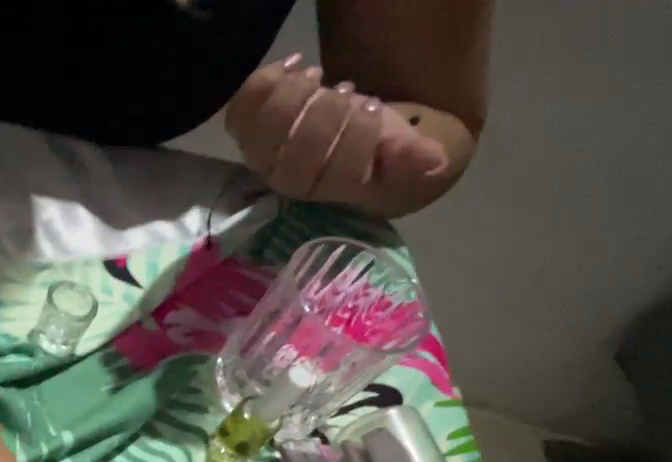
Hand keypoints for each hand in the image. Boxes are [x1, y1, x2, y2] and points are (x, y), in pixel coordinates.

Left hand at [225, 53, 449, 214]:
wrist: (333, 135)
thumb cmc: (368, 145)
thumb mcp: (396, 147)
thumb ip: (408, 156)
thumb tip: (432, 160)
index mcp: (326, 189)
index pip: (333, 174)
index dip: (354, 138)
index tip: (374, 105)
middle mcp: (286, 179)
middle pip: (293, 156)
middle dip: (323, 116)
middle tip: (347, 88)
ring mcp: (261, 156)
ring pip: (262, 134)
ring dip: (290, 98)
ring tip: (318, 74)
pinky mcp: (245, 130)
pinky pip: (239, 111)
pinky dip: (262, 84)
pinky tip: (293, 63)